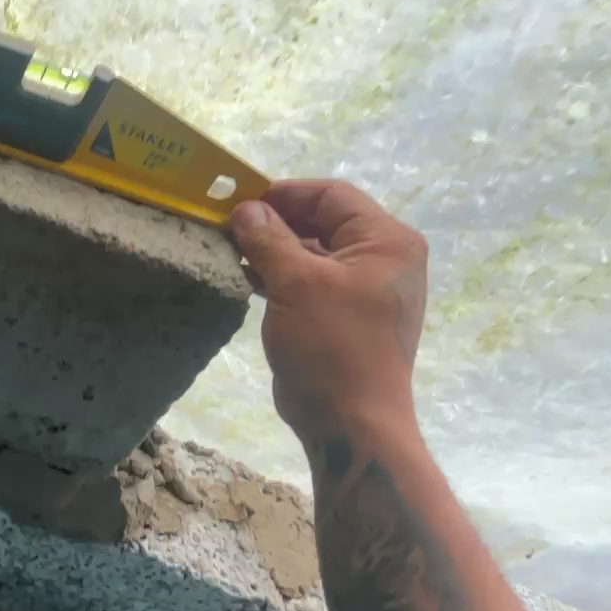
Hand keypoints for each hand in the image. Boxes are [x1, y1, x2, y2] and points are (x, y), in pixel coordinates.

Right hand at [230, 180, 428, 437]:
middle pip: (321, 221)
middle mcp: (381, 258)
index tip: (236, 202)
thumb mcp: (295, 284)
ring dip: (269, 248)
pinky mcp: (340, 313)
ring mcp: (361, 288)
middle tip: (225, 227)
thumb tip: (246, 209)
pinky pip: (305, 279)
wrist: (349, 418)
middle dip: (272, 221)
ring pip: (310, 251)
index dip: (283, 193)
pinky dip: (275, 273)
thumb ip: (269, 240)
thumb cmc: (331, 344)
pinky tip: (243, 277)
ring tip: (227, 251)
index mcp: (386, 242)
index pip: (332, 196)